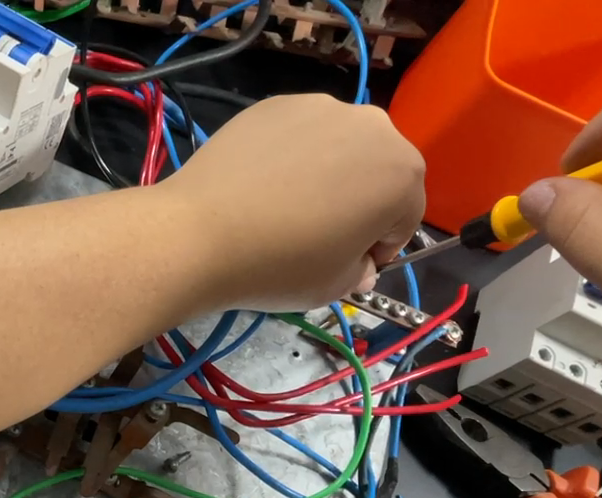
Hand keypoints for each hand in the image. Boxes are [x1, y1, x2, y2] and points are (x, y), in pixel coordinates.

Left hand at [161, 94, 425, 311]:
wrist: (197, 235)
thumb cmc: (274, 267)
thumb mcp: (329, 288)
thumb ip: (359, 273)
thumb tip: (361, 266)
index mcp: (402, 175)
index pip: (404, 218)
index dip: (377, 249)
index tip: (346, 266)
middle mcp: (374, 127)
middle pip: (375, 174)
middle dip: (355, 205)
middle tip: (311, 239)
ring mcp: (322, 108)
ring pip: (336, 149)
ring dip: (322, 177)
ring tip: (279, 212)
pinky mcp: (276, 105)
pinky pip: (294, 137)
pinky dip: (285, 159)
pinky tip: (255, 189)